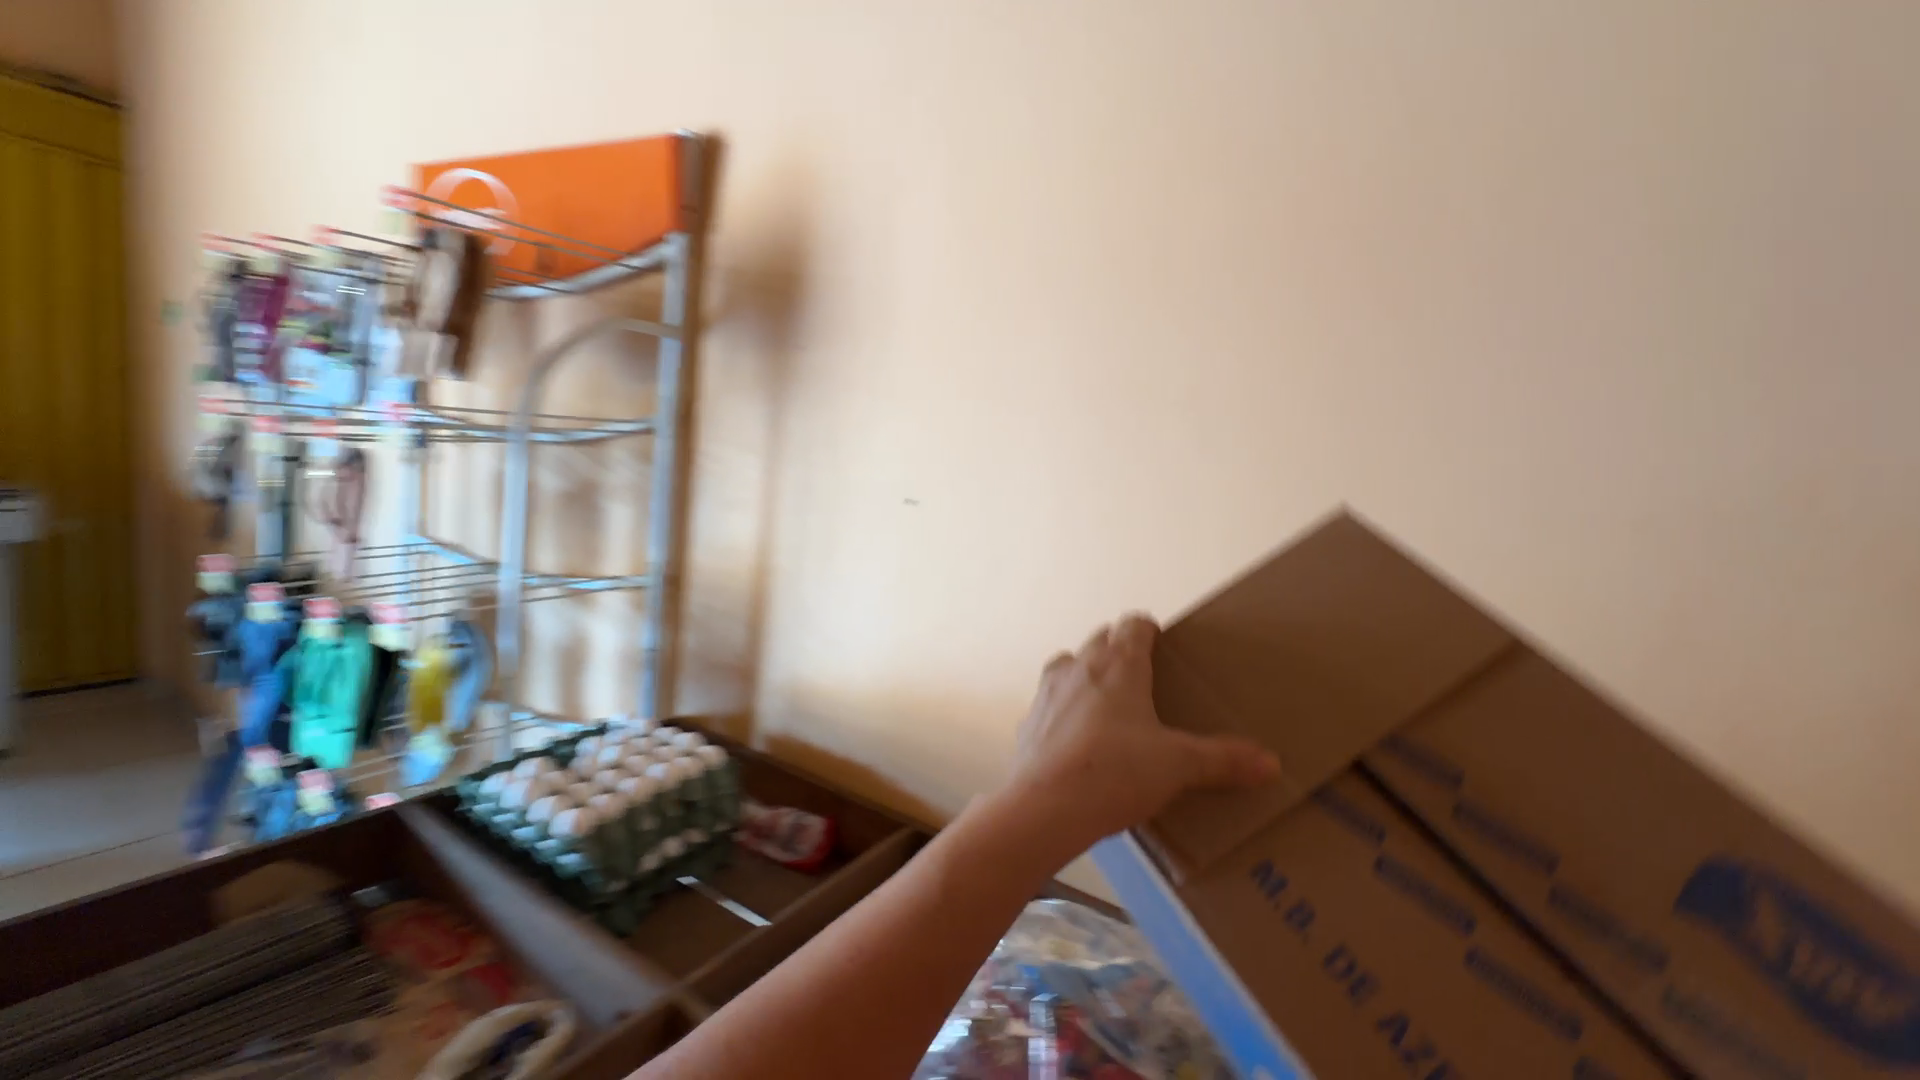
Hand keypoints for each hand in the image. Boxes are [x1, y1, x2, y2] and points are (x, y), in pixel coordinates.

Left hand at [997, 613, 1281, 859]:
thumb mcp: (1179, 766)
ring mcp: (1048, 692)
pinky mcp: (1028, 722)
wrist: (1046, 806)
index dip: (1148, 630)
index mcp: (1119, 665)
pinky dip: (1062, 710)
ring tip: (1105, 702)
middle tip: (1141, 677)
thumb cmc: (1116, 772)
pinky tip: (1075, 740)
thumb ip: (1223, 760)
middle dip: (1118, 648)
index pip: (1133, 625)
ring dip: (1084, 672)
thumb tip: (1271, 762)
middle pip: (1099, 638)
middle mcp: (1080, 667)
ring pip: (1067, 664)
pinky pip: (1048, 703)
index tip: (1161, 644)